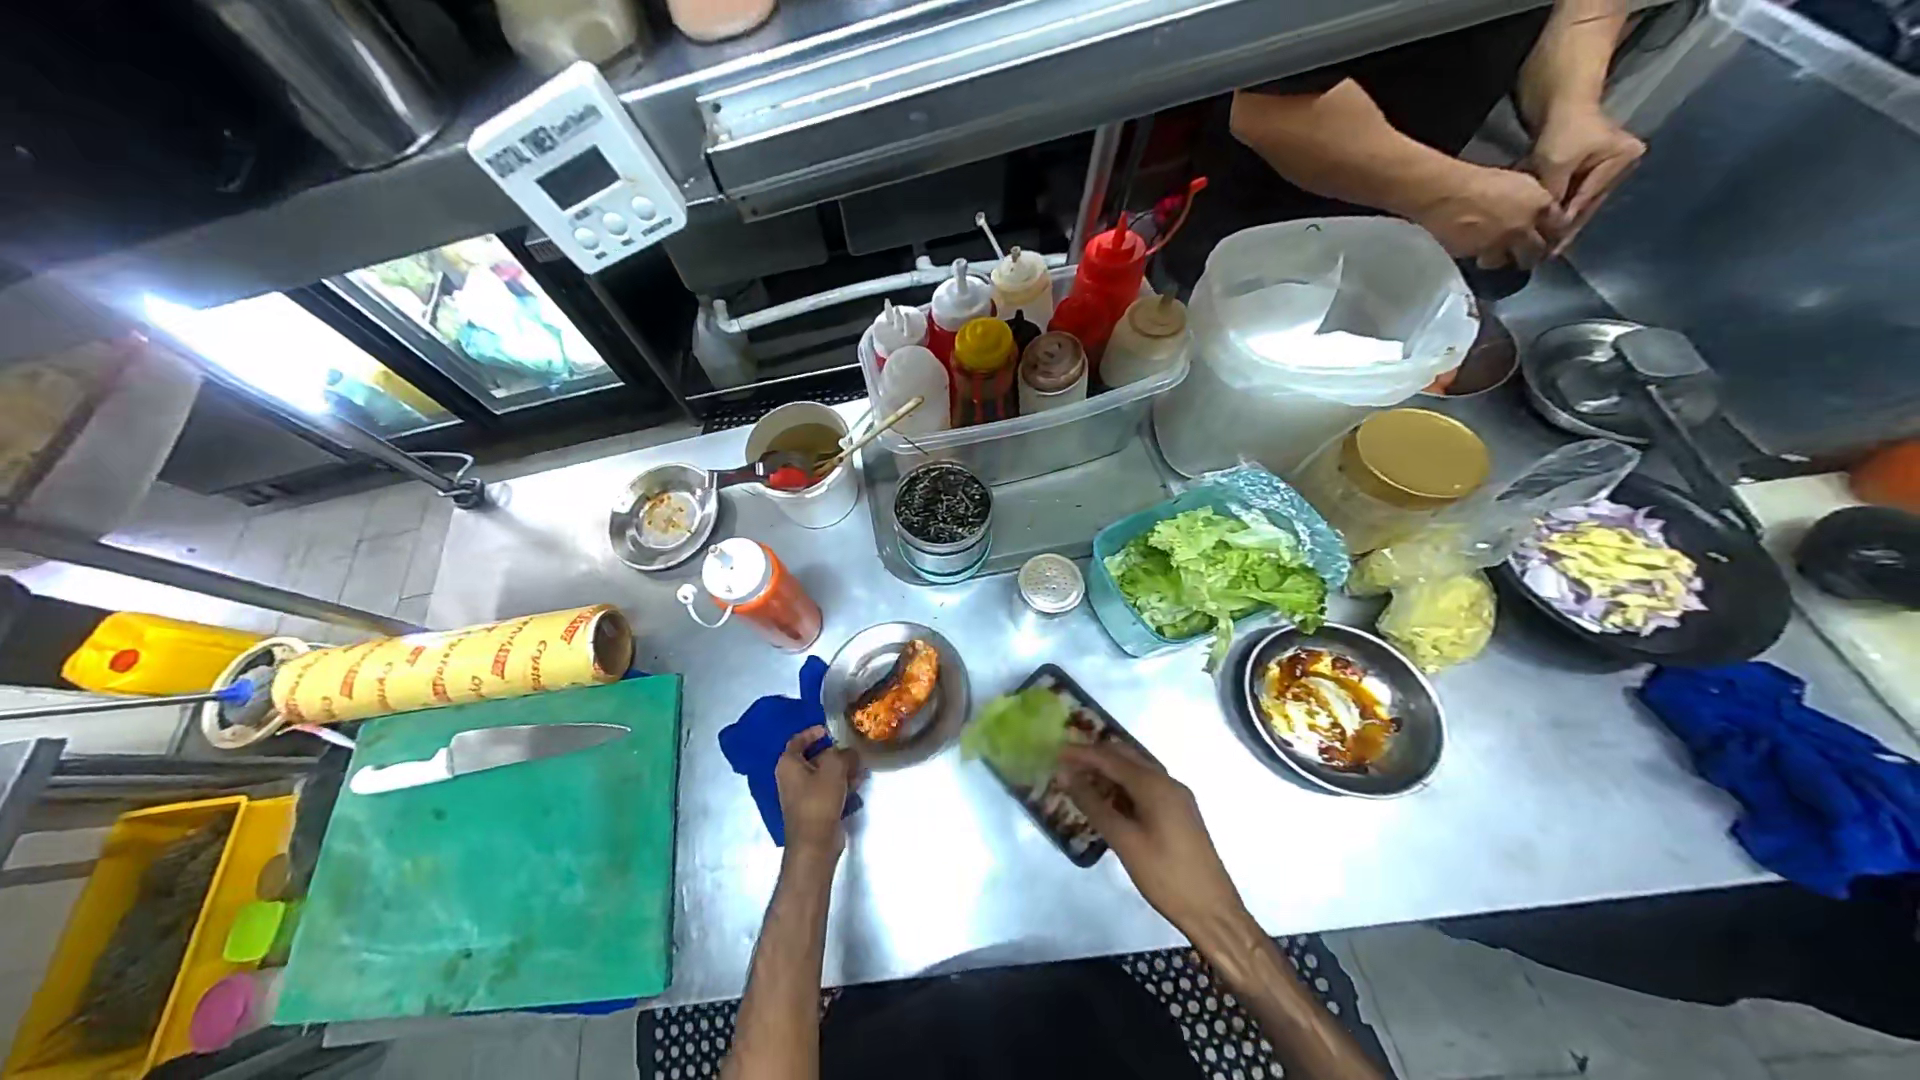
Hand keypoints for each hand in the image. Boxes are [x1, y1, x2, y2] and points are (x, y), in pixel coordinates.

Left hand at [774, 726, 857, 856]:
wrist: (815, 842)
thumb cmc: (818, 799)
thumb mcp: (834, 768)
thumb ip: (843, 753)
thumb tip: (850, 752)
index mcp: (788, 764)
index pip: (798, 740)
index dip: (813, 732)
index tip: (830, 729)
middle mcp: (791, 778)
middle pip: (814, 757)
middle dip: (835, 752)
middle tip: (853, 748)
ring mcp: (802, 795)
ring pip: (824, 774)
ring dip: (842, 769)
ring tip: (861, 765)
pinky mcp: (815, 808)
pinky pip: (829, 789)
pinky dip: (842, 784)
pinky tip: (859, 782)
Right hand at [1056, 741, 1246, 937]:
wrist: (1213, 911)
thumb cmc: (1165, 875)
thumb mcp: (1123, 840)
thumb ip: (1093, 804)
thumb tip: (1065, 775)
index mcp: (1155, 785)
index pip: (1111, 758)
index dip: (1082, 753)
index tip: (1055, 752)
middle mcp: (1168, 782)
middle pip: (1126, 757)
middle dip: (1095, 755)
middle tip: (1066, 761)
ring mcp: (1176, 796)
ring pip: (1137, 771)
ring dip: (1109, 770)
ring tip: (1081, 778)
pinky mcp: (1179, 812)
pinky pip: (1146, 786)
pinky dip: (1123, 785)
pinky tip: (1108, 798)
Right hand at [1408, 162, 1565, 269]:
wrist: (1448, 196)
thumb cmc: (1483, 180)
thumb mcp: (1520, 182)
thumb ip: (1534, 200)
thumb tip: (1535, 211)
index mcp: (1539, 207)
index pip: (1559, 226)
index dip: (1556, 230)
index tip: (1551, 232)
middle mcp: (1523, 230)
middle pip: (1536, 251)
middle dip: (1535, 253)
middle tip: (1529, 253)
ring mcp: (1498, 246)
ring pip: (1509, 261)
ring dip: (1507, 259)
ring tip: (1501, 255)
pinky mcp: (1475, 255)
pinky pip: (1484, 259)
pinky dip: (1484, 256)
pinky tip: (1480, 249)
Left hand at [1525, 104, 1643, 252]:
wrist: (1561, 105)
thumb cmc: (1563, 131)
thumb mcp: (1556, 165)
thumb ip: (1554, 195)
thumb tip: (1546, 226)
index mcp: (1622, 161)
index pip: (1587, 202)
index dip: (1565, 227)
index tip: (1548, 250)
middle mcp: (1619, 167)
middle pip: (1584, 206)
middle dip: (1563, 230)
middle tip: (1543, 257)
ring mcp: (1605, 169)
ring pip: (1576, 205)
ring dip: (1557, 224)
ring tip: (1541, 250)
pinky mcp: (1586, 171)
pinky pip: (1570, 197)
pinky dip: (1555, 211)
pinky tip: (1542, 231)